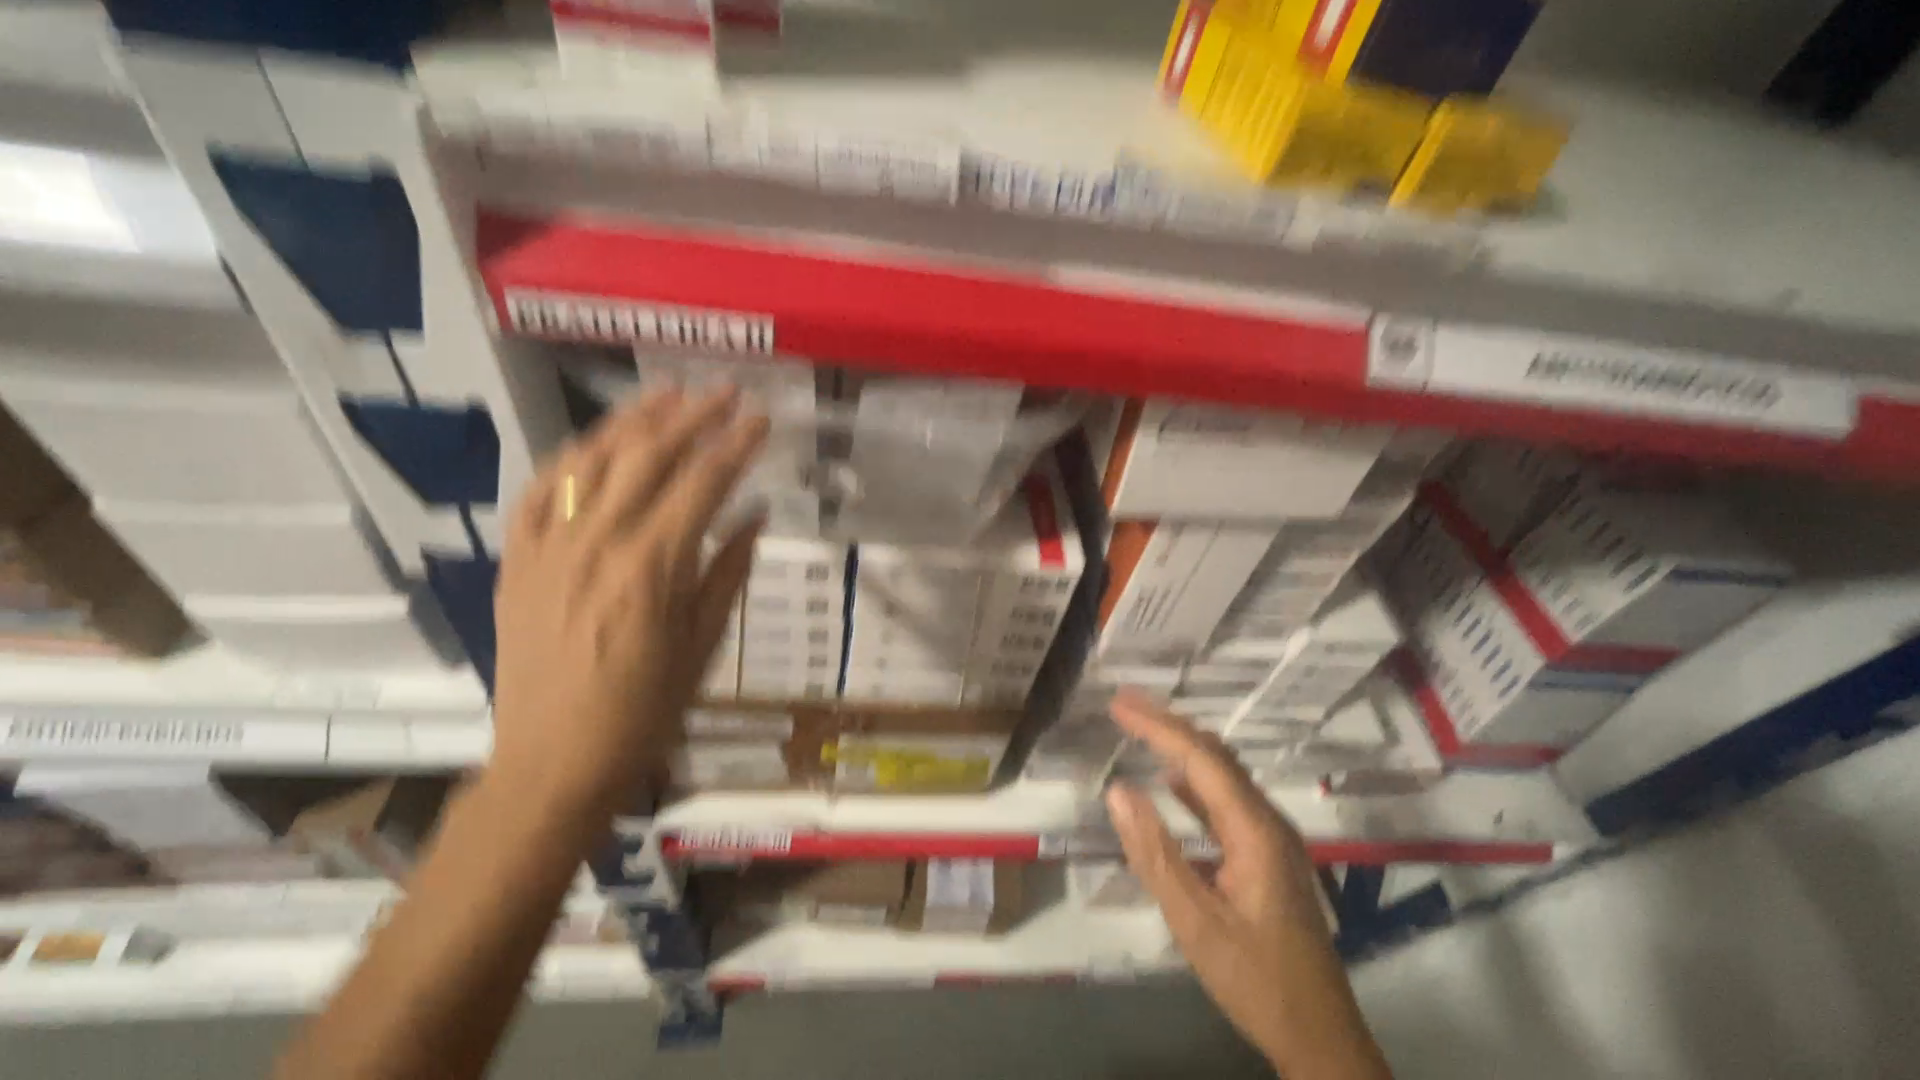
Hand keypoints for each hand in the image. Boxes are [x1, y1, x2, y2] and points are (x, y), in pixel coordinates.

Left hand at [489, 386, 767, 817]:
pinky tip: (592, 444)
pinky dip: (568, 459)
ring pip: (591, 460)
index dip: (737, 444)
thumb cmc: (644, 713)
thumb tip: (755, 515)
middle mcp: (597, 541)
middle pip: (648, 456)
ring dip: (632, 421)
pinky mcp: (517, 560)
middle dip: (693, 416)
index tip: (762, 418)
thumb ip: (727, 572)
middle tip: (726, 391)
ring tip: (666, 395)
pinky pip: (538, 492)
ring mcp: (548, 546)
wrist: (553, 761)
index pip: (703, 482)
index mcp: (652, 566)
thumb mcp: (702, 647)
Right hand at [1105, 689, 1390, 1078]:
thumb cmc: (1254, 977)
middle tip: (1124, 707)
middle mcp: (1269, 823)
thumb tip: (1119, 790)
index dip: (1158, 727)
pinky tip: (1172, 787)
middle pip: (1217, 759)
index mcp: (1255, 831)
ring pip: (1225, 778)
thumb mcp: (1194, 921)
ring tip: (1142, 732)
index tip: (1118, 704)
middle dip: (1170, 727)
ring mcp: (1273, 841)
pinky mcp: (1268, 859)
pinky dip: (1195, 785)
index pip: (1201, 760)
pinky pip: (1228, 805)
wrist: (1318, 1032)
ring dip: (1183, 750)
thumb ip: (1155, 854)